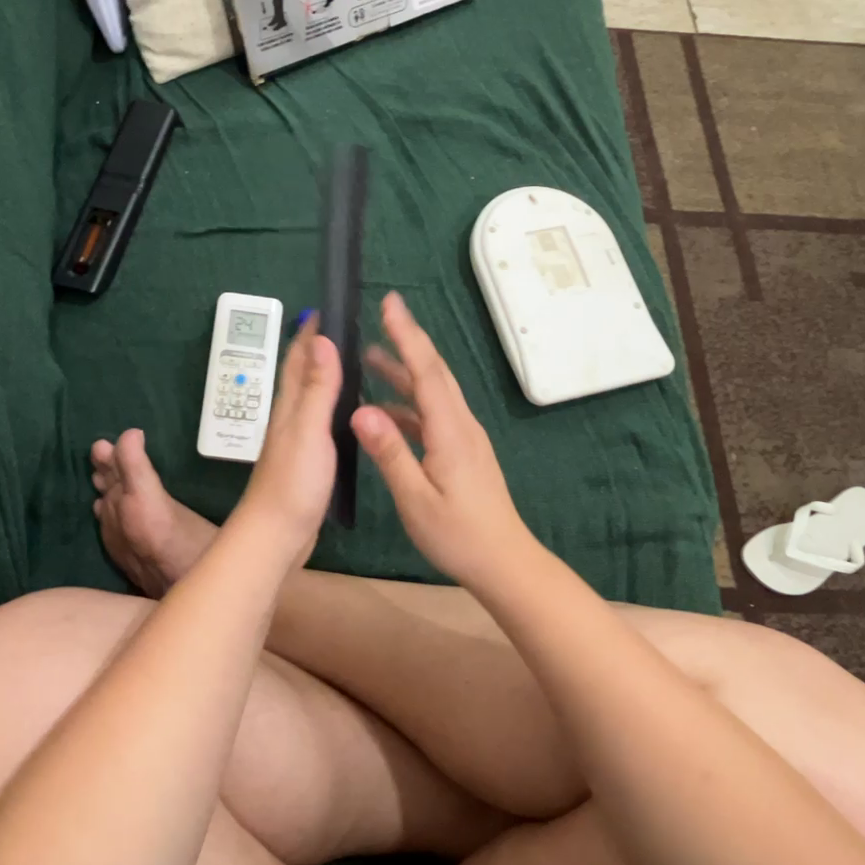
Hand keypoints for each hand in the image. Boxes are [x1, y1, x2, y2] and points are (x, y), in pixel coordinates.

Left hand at [234, 318, 342, 557]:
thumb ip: (316, 388)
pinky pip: (319, 424)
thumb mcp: (308, 430)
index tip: (330, 307)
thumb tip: (320, 338)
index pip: (297, 359)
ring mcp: (296, 442)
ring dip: (325, 377)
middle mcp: (289, 418)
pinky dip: (331, 408)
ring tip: (353, 365)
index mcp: (289, 407)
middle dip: (318, 349)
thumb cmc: (292, 483)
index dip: (310, 332)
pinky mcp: (306, 463)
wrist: (276, 536)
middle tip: (347, 330)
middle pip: (302, 375)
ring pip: (310, 399)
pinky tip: (346, 415)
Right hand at [351, 293, 538, 586]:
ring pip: (433, 392)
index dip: (407, 334)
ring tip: (370, 358)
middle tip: (382, 314)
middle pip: (433, 373)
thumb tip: (359, 410)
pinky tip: (385, 412)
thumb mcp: (416, 498)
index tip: (390, 302)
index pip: (425, 371)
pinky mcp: (463, 451)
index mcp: (450, 430)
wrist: (504, 562)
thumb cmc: (458, 535)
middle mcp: (461, 425)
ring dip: (404, 372)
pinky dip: (409, 403)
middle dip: (407, 340)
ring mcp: (464, 438)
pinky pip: (433, 414)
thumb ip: (389, 452)